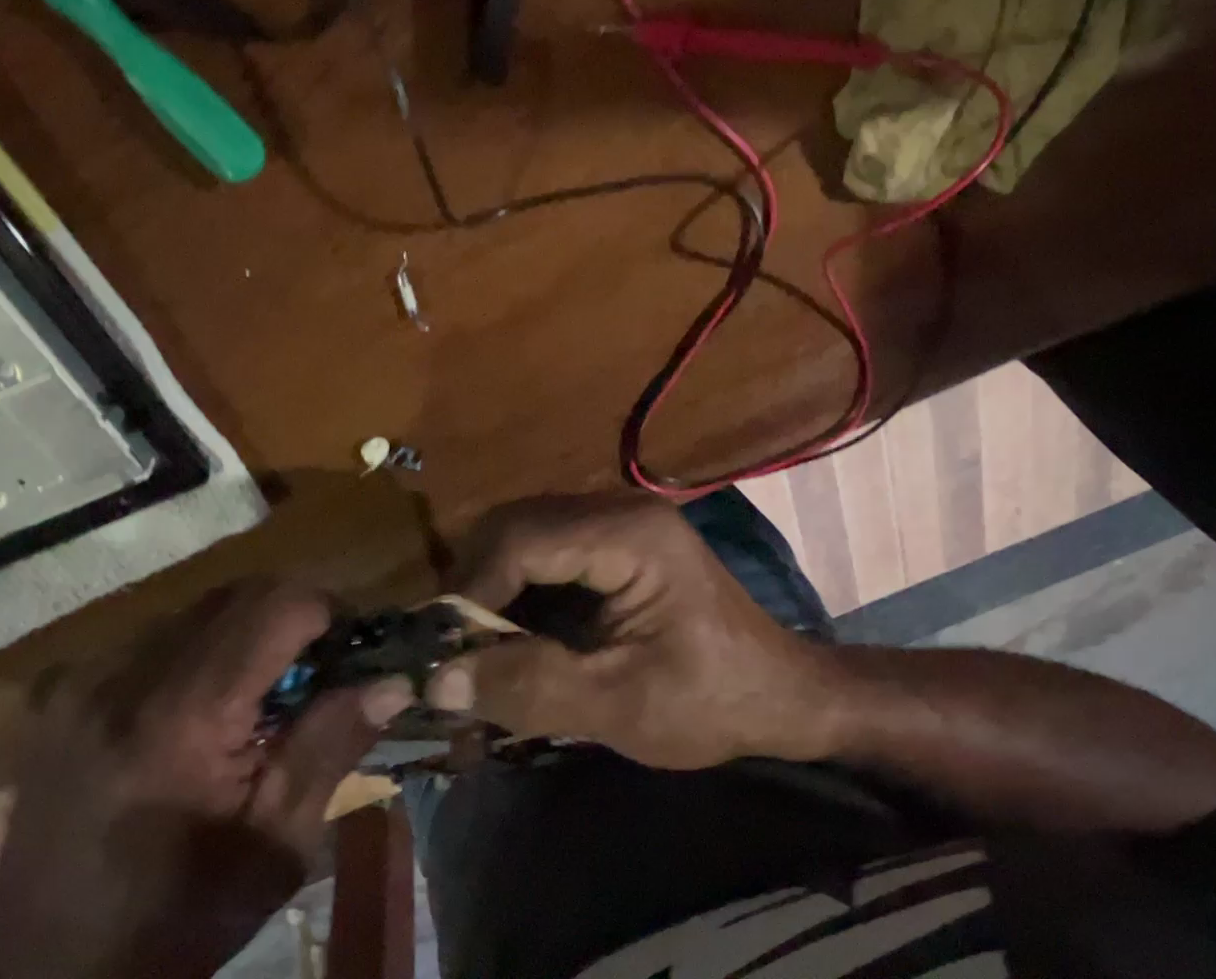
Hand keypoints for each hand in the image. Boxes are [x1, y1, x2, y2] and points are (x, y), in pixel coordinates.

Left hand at [0, 584, 413, 978]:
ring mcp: (81, 680)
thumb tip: (395, 679)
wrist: (52, 970)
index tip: (356, 653)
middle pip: (236, 594)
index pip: (276, 606)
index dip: (331, 615)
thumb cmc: (181, 916)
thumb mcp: (277, 844)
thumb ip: (331, 745)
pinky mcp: (60, 692)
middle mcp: (122, 677)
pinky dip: (200, 650)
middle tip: (322, 671)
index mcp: (179, 718)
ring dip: (246, 631)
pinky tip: (206, 707)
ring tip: (265, 693)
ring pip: (195, 610)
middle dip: (294, 616)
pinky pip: (153, 637)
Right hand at [426, 493, 837, 769]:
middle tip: (452, 654)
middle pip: (515, 529)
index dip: (470, 593)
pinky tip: (510, 641)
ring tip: (473, 653)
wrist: (779, 696)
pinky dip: (516, 595)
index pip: (522, 541)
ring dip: (490, 593)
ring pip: (523, 540)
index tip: (441, 654)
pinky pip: (544, 557)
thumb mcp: (620, 705)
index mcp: (631, 536)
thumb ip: (530, 687)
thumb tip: (436, 681)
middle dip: (474, 589)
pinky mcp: (614, 547)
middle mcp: (619, 511)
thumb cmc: (711, 702)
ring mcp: (618, 524)